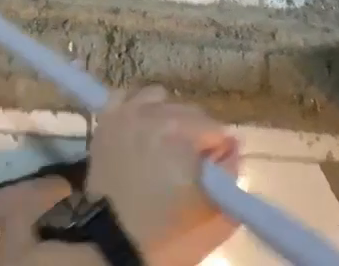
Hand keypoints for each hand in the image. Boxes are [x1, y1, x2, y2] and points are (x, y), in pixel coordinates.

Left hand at [85, 87, 240, 257]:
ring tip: (167, 144)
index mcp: (181, 131)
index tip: (213, 173)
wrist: (112, 242)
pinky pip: (126, 96)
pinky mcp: (106, 120)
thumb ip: (230, 173)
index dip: (219, 152)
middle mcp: (153, 112)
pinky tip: (142, 126)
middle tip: (191, 165)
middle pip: (188, 111)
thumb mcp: (216, 213)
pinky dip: (138, 107)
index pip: (215, 129)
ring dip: (168, 116)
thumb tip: (232, 146)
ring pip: (158, 98)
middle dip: (196, 134)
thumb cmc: (167, 233)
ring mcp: (126, 112)